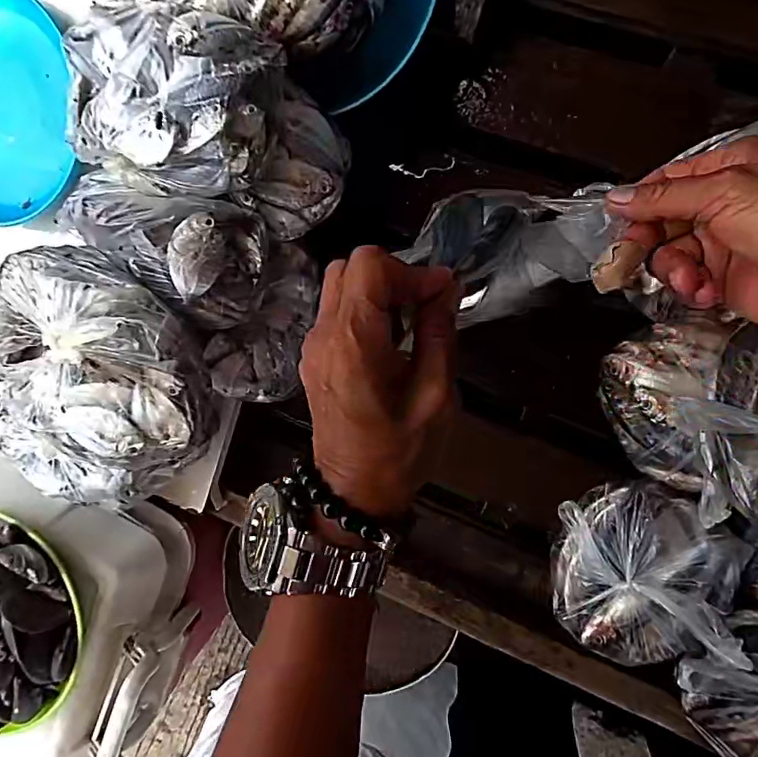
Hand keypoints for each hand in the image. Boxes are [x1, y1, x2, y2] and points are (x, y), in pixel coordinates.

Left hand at [299, 247, 457, 518]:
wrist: (352, 491)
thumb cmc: (397, 454)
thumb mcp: (435, 396)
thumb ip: (439, 333)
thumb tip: (444, 288)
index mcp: (352, 341)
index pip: (368, 265)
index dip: (410, 270)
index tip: (440, 294)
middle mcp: (323, 336)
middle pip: (348, 267)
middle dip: (391, 275)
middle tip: (424, 304)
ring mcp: (313, 347)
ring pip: (338, 287)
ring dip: (377, 292)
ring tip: (410, 323)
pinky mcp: (313, 358)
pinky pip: (335, 314)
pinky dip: (363, 311)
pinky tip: (390, 340)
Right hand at [608, 136, 757, 327]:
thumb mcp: (725, 193)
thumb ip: (663, 196)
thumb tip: (616, 197)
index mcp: (729, 169)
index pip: (666, 182)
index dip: (639, 201)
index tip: (622, 219)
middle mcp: (723, 203)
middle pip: (659, 220)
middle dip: (647, 239)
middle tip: (635, 252)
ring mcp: (721, 241)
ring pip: (667, 253)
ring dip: (671, 268)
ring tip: (690, 277)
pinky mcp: (720, 276)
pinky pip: (683, 279)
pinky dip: (688, 286)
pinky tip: (704, 289)